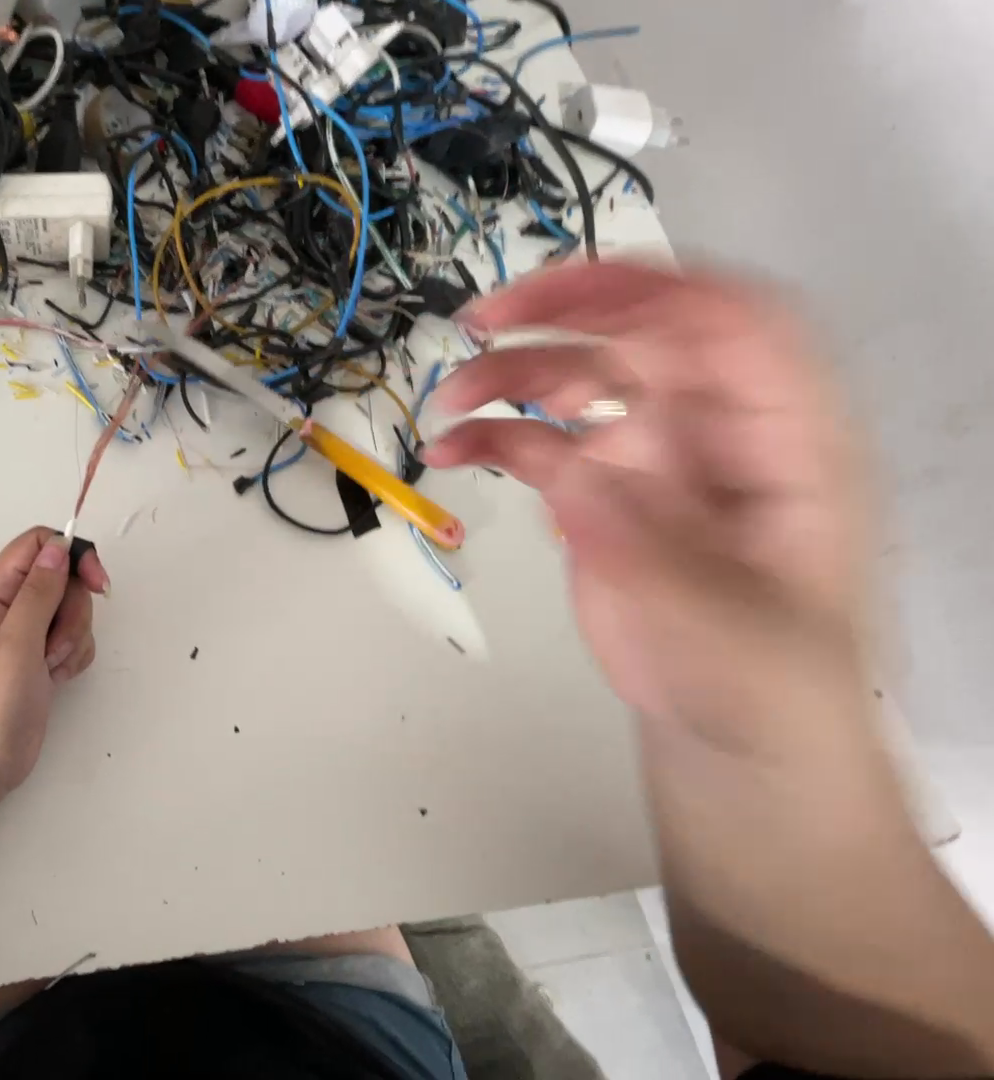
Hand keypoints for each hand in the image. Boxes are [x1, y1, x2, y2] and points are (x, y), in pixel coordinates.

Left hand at [0, 527, 107, 796]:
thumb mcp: (15, 641)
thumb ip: (39, 591)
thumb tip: (59, 546)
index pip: (38, 544)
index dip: (72, 554)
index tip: (96, 584)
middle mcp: (12, 606)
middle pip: (64, 578)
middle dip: (73, 610)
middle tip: (53, 645)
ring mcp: (29, 634)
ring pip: (74, 610)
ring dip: (73, 638)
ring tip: (49, 667)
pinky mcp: (43, 659)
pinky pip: (75, 640)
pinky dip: (74, 658)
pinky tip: (57, 680)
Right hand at [423, 262, 867, 743]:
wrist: (725, 719)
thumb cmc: (758, 672)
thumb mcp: (719, 615)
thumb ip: (643, 541)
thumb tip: (571, 473)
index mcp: (778, 437)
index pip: (731, 326)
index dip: (650, 292)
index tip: (556, 295)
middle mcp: (711, 427)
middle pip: (639, 335)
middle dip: (558, 315)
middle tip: (478, 322)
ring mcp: (648, 454)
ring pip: (577, 379)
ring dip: (508, 377)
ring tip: (448, 401)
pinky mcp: (595, 488)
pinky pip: (537, 439)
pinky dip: (488, 436)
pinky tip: (449, 450)